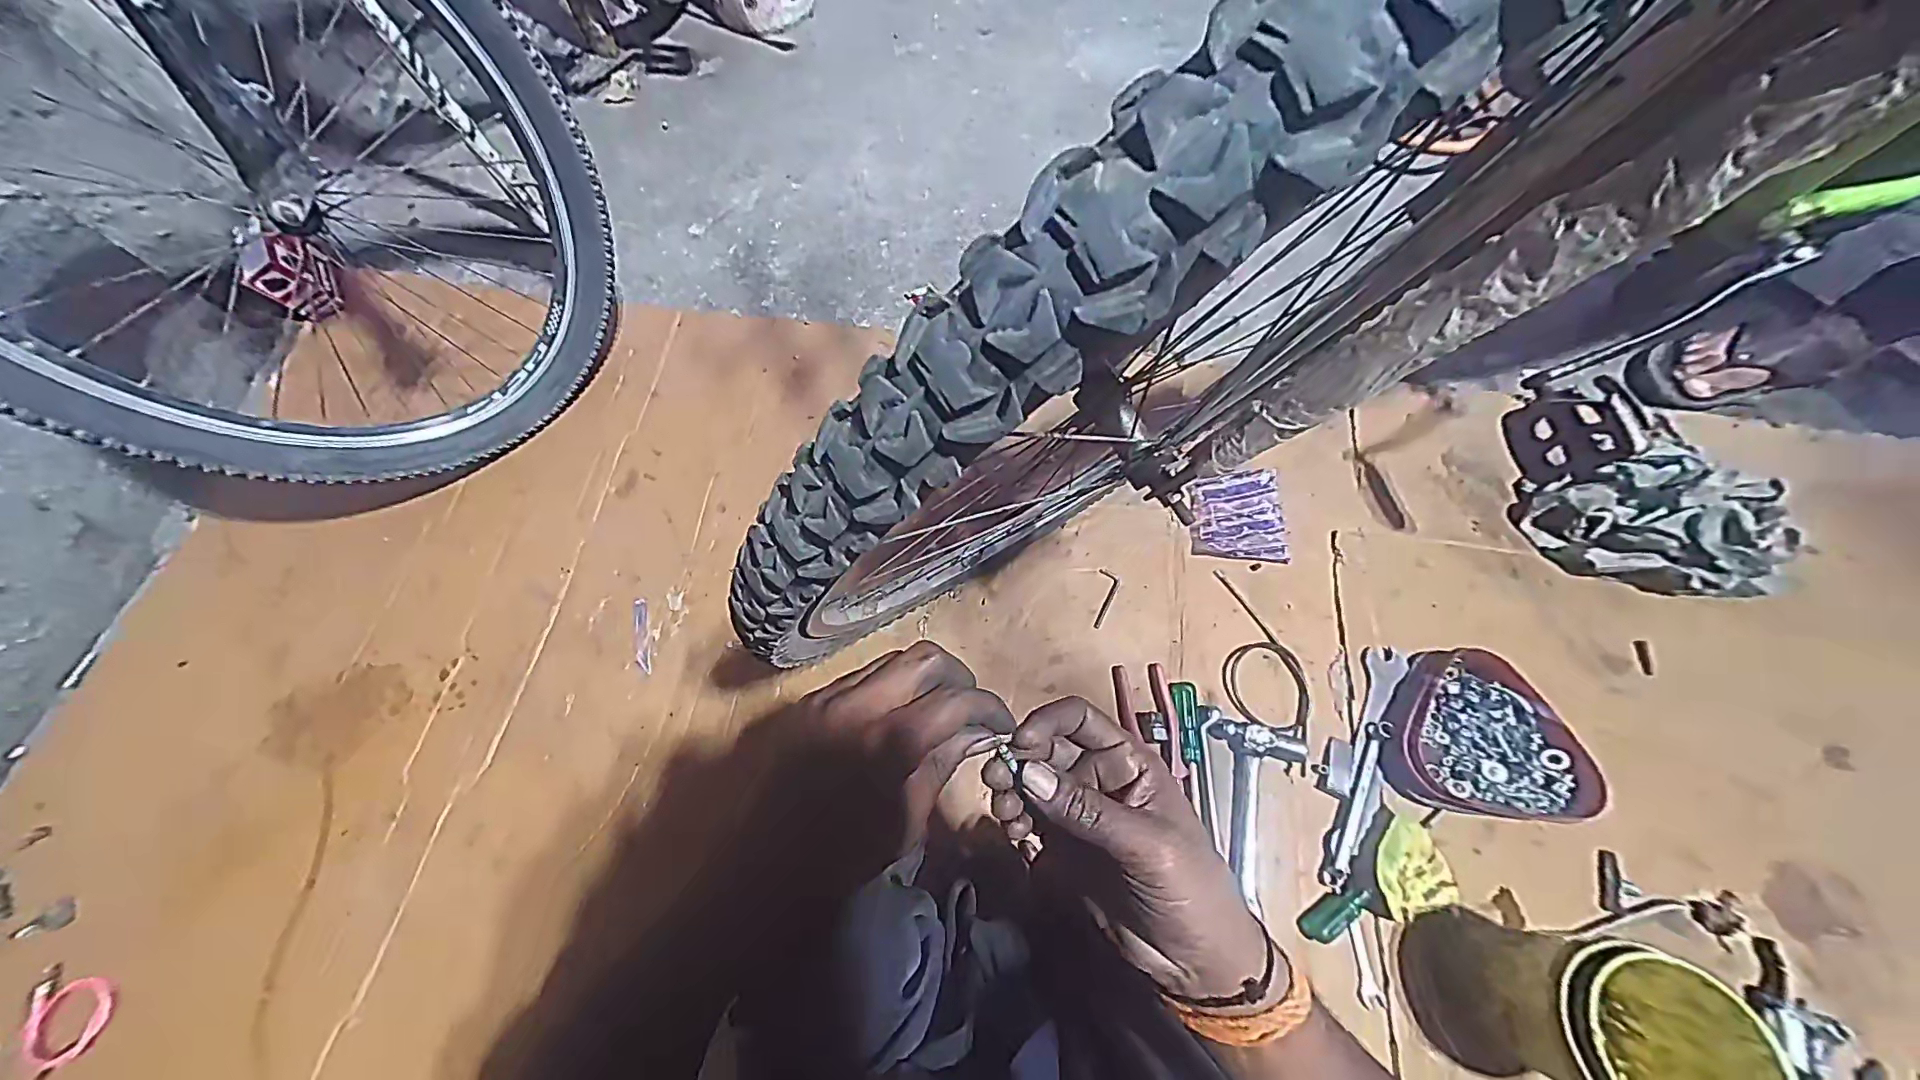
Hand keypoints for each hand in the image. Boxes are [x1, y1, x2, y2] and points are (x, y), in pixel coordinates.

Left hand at [785, 641, 1013, 862]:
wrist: (761, 872)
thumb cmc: (841, 861)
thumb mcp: (907, 820)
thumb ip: (941, 763)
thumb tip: (975, 732)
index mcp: (889, 743)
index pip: (957, 699)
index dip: (990, 707)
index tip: (1000, 724)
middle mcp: (858, 706)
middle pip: (927, 658)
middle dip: (959, 679)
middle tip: (968, 709)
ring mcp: (827, 699)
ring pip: (892, 658)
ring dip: (923, 677)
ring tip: (933, 708)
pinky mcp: (807, 702)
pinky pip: (860, 675)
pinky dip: (888, 684)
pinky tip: (892, 714)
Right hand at [982, 698, 1271, 1000]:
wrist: (1197, 961)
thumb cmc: (1191, 889)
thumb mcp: (1147, 845)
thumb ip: (1088, 811)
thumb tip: (1031, 774)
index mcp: (1127, 762)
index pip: (1079, 720)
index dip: (1047, 723)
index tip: (1019, 743)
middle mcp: (1098, 778)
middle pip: (1046, 749)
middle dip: (1019, 758)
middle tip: (997, 779)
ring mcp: (1077, 812)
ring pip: (1032, 782)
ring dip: (1011, 789)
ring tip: (1006, 812)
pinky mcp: (1062, 845)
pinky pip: (1029, 818)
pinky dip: (1014, 819)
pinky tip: (1015, 835)